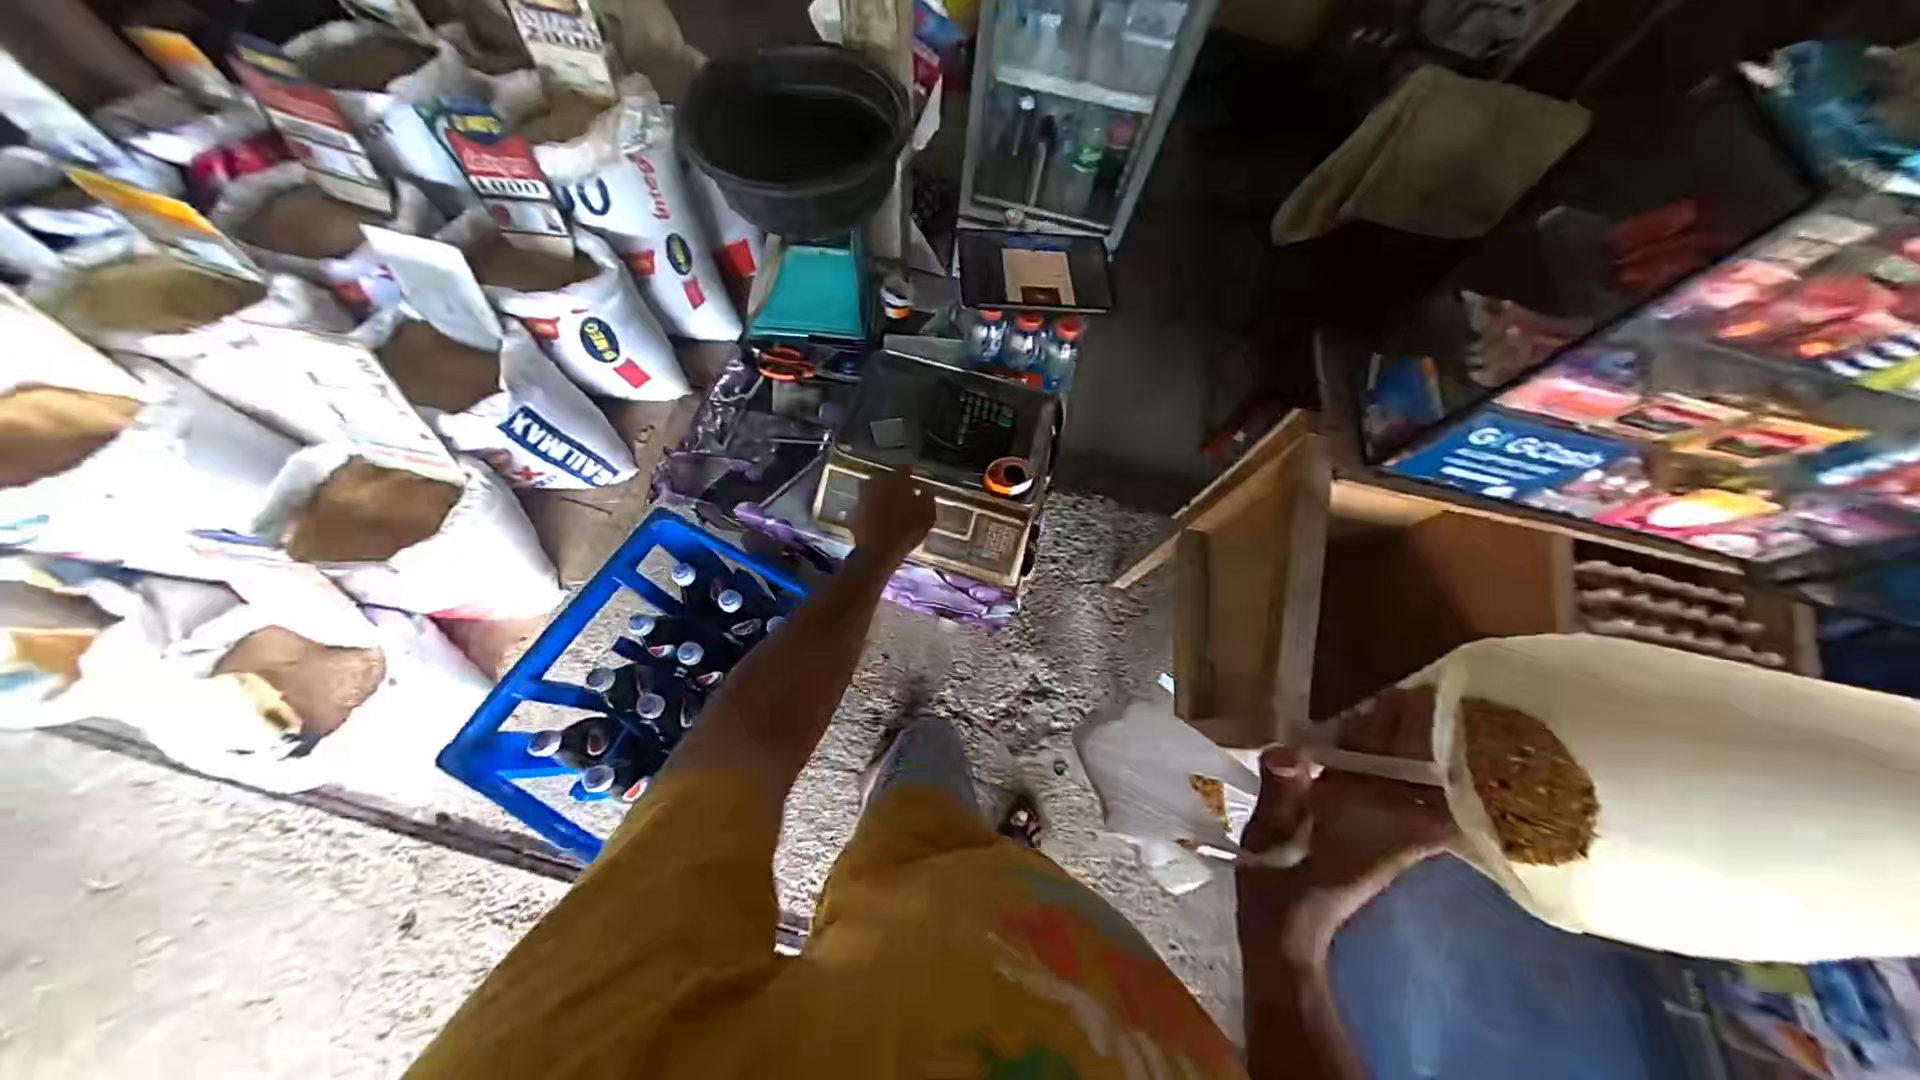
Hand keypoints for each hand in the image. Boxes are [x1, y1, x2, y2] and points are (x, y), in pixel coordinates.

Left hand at [852, 465, 933, 563]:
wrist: (877, 552)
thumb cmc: (906, 532)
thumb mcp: (927, 517)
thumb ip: (927, 500)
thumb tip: (925, 492)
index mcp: (897, 481)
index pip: (905, 469)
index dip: (910, 474)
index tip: (914, 481)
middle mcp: (877, 484)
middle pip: (885, 479)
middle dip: (893, 486)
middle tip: (901, 497)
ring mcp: (863, 497)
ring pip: (872, 492)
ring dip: (879, 497)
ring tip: (888, 509)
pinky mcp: (854, 512)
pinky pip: (864, 507)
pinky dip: (870, 511)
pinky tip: (877, 521)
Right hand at [1236, 688, 1456, 962]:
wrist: (1282, 928)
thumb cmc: (1283, 886)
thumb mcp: (1273, 839)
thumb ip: (1281, 796)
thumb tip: (1286, 751)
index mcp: (1383, 824)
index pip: (1433, 784)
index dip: (1444, 748)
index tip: (1448, 711)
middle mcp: (1389, 820)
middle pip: (1419, 770)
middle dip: (1423, 731)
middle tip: (1419, 687)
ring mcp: (1373, 819)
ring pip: (1398, 772)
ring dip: (1399, 738)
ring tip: (1395, 696)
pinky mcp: (1353, 817)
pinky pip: (1373, 778)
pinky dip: (1372, 752)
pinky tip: (1355, 728)